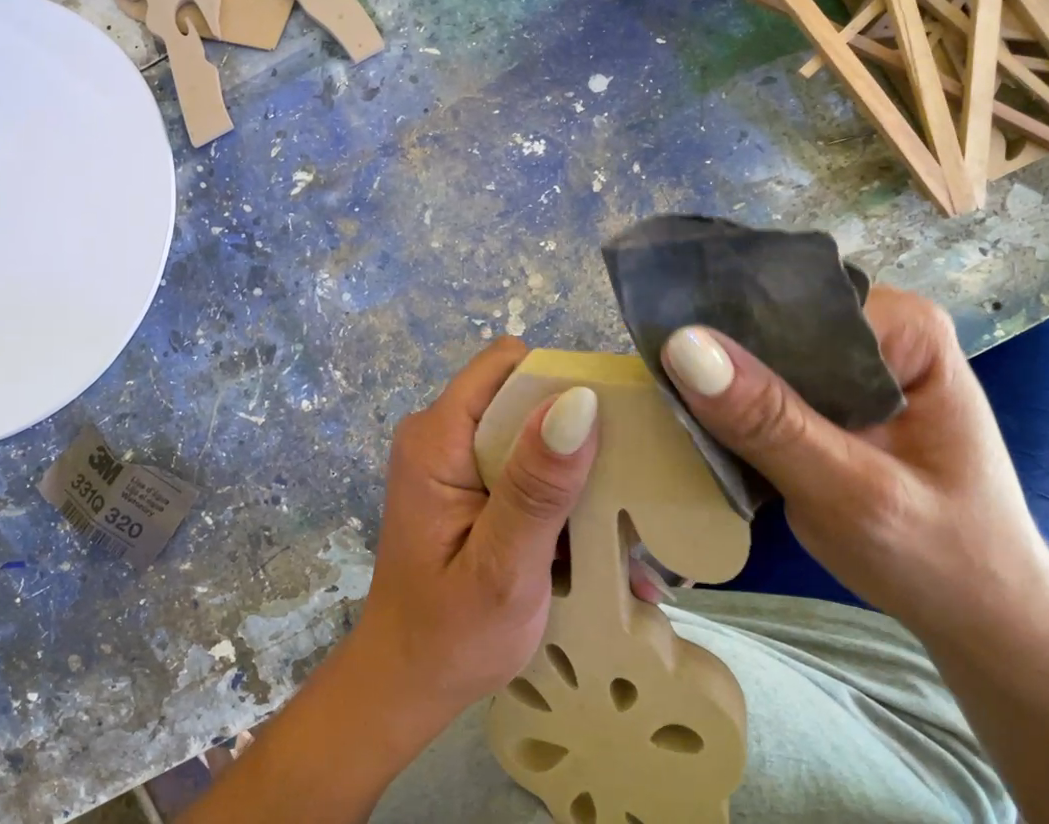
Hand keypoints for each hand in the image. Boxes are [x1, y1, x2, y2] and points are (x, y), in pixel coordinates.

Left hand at [346, 337, 600, 726]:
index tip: (620, 426)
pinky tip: (606, 557)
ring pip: (536, 441)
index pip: (507, 366)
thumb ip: (537, 486)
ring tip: (633, 538)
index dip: (564, 383)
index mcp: (437, 439)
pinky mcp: (474, 491)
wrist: (410, 682)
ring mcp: (458, 464)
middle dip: (584, 440)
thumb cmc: (450, 635)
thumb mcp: (504, 566)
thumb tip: (580, 400)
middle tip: (638, 492)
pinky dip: (566, 508)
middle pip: (527, 401)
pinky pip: (529, 476)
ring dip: (583, 484)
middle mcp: (443, 437)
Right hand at [659, 286, 1048, 636]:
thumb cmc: (941, 560)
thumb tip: (683, 346)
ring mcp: (850, 368)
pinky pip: (759, 387)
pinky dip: (726, 410)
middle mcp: (877, 333)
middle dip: (714, 358)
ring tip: (667, 411)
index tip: (664, 358)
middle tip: (657, 392)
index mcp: (907, 333)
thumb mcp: (849, 495)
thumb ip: (771, 424)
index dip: (726, 325)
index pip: (791, 301)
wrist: (980, 619)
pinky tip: (698, 430)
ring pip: (756, 355)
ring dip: (713, 386)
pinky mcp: (828, 402)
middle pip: (768, 321)